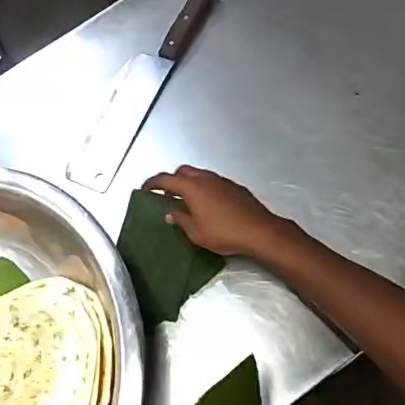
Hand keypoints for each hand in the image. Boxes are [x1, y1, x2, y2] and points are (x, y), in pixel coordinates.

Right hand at [143, 165, 302, 258]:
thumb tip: (170, 214)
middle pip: (182, 171)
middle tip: (166, 195)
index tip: (144, 189)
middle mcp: (205, 179)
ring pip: (199, 175)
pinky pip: (212, 182)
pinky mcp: (234, 187)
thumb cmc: (224, 233)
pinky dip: (204, 188)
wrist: (260, 231)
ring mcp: (221, 181)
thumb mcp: (195, 233)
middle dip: (171, 180)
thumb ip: (180, 220)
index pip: (164, 179)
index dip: (151, 183)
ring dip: (188, 183)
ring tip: (186, 200)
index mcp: (191, 187)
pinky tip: (207, 204)